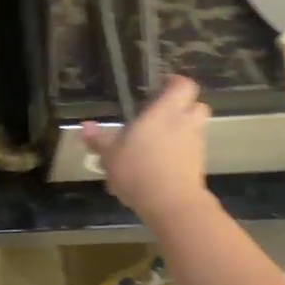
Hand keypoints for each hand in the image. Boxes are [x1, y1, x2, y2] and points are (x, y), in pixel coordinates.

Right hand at [82, 76, 212, 221]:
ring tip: (162, 144)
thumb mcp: (111, 156)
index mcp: (164, 112)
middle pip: (196, 105)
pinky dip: (182, 153)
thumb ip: (100, 140)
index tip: (162, 86)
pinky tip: (164, 166)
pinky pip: (192, 151)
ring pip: (195, 129)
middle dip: (184, 107)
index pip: (182, 85)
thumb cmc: (136, 170)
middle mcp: (185, 123)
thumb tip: (85, 126)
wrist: (169, 202)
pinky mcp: (199, 165)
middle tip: (165, 115)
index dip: (175, 83)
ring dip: (183, 131)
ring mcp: (195, 144)